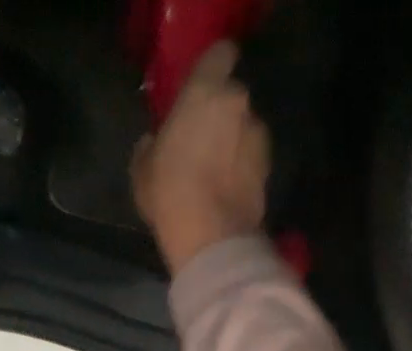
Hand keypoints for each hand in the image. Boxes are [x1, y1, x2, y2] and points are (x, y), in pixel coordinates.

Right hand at [131, 40, 272, 273]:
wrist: (212, 235)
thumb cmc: (169, 192)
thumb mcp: (142, 169)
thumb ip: (151, 144)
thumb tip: (154, 140)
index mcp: (205, 93)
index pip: (219, 54)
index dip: (210, 67)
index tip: (197, 86)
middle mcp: (238, 102)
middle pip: (230, 95)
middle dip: (217, 111)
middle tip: (198, 136)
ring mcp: (258, 132)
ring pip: (242, 125)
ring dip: (230, 139)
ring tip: (211, 169)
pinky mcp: (269, 162)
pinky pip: (250, 152)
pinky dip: (240, 162)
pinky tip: (224, 186)